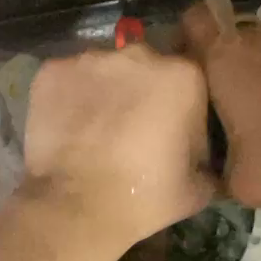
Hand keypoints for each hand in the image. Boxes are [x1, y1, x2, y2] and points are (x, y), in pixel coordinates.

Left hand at [22, 45, 216, 254]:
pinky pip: (69, 80)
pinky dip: (71, 98)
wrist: (78, 206)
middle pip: (147, 69)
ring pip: (106, 71)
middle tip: (134, 133)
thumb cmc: (146, 198)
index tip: (173, 138)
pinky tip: (71, 129)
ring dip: (107, 93)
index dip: (184, 111)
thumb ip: (208, 164)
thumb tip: (206, 163)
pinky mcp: (53, 71)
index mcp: (184, 76)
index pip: (190, 84)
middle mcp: (139, 54)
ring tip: (98, 132)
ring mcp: (91, 59)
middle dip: (144, 94)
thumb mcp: (197, 190)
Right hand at [181, 4, 260, 206]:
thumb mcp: (242, 184)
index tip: (181, 73)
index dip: (181, 40)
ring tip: (252, 119)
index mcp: (225, 59)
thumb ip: (220, 177)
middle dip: (215, 63)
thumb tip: (220, 177)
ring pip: (259, 50)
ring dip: (251, 75)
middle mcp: (257, 40)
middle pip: (224, 35)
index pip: (191, 20)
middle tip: (212, 105)